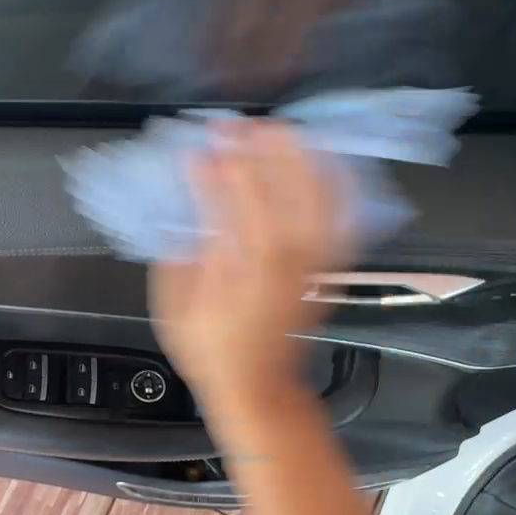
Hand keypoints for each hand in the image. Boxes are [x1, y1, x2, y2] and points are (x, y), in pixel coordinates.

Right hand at [149, 120, 345, 423]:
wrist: (257, 386)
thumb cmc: (212, 352)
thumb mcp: (175, 309)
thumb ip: (180, 258)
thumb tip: (185, 219)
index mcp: (243, 267)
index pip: (231, 198)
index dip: (213, 168)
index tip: (197, 149)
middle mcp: (286, 258)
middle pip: (280, 184)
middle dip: (258, 148)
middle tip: (237, 128)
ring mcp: (312, 261)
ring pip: (316, 193)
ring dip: (298, 156)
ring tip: (279, 133)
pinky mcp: (326, 267)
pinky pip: (339, 215)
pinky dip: (333, 183)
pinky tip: (322, 164)